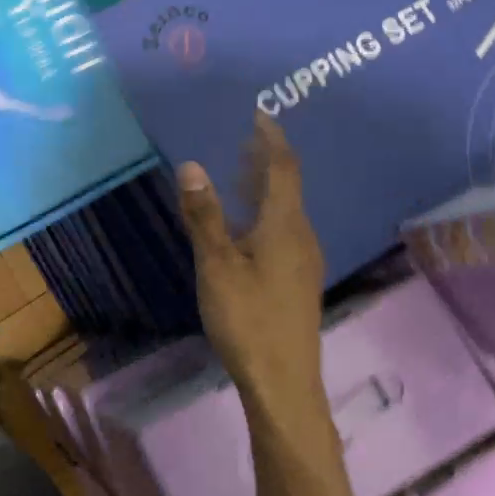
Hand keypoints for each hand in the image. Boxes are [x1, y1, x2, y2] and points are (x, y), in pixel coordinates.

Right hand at [177, 112, 326, 411]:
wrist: (283, 382)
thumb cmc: (248, 319)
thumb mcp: (217, 265)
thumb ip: (204, 215)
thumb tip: (192, 165)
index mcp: (285, 225)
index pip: (283, 168)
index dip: (271, 138)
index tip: (258, 113)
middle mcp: (300, 236)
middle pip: (288, 186)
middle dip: (266, 158)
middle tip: (243, 135)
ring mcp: (302, 260)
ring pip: (285, 209)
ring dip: (264, 185)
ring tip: (239, 170)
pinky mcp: (296, 280)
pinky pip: (282, 228)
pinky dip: (264, 210)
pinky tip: (243, 224)